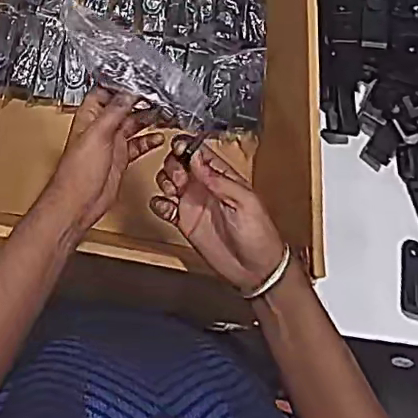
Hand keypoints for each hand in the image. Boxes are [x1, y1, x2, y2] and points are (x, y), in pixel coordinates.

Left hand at [37, 89, 165, 236]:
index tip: (140, 79)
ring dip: (148, 118)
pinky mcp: (120, 157)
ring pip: (133, 123)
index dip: (123, 83)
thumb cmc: (77, 172)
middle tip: (158, 94)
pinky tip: (159, 138)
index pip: (107, 90)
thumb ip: (114, 112)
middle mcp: (101, 126)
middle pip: (123, 105)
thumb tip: (128, 93)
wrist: (78, 204)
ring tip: (164, 112)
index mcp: (90, 115)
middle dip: (140, 99)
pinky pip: (138, 144)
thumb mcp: (98, 134)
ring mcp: (111, 141)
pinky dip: (149, 140)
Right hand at [150, 136, 287, 294]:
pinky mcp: (184, 222)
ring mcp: (193, 203)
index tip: (178, 147)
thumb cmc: (259, 233)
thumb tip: (197, 158)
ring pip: (168, 181)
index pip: (200, 152)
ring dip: (164, 180)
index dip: (187, 146)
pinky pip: (164, 207)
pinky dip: (159, 204)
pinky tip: (167, 208)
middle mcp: (205, 186)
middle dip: (173, 163)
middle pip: (180, 163)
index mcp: (222, 176)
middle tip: (179, 176)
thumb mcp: (245, 202)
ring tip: (172, 190)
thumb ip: (220, 180)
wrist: (256, 270)